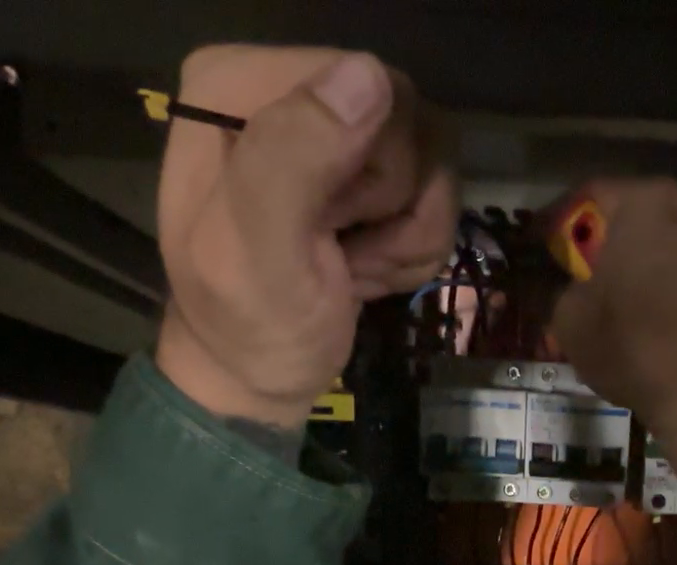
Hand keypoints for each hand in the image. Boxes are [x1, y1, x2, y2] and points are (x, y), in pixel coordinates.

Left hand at [155, 46, 456, 427]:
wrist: (262, 375)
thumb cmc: (251, 322)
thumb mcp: (258, 249)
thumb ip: (294, 157)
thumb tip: (370, 76)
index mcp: (240, 88)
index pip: (367, 84)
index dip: (372, 166)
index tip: (331, 221)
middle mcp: (292, 94)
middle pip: (409, 122)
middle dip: (393, 209)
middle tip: (342, 252)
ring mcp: (338, 137)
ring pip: (434, 163)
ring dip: (408, 237)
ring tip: (353, 268)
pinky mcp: (370, 176)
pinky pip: (436, 196)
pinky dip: (413, 250)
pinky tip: (366, 270)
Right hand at [548, 179, 676, 430]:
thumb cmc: (631, 345)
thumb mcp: (569, 320)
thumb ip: (561, 289)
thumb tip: (568, 286)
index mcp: (642, 202)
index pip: (586, 197)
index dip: (557, 223)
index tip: (541, 246)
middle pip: (635, 215)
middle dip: (608, 239)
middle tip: (585, 270)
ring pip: (670, 242)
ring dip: (646, 260)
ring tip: (628, 294)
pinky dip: (676, 282)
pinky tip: (663, 311)